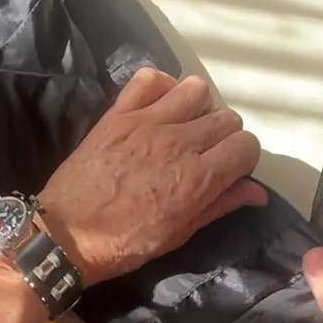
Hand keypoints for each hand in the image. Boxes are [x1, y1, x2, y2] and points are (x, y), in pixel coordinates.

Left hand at [39, 69, 268, 284]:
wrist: (65, 235)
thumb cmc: (125, 244)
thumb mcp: (179, 233)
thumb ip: (220, 205)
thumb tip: (257, 192)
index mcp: (198, 177)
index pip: (247, 145)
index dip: (243, 159)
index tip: (229, 172)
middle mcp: (179, 142)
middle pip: (227, 118)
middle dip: (225, 137)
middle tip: (205, 156)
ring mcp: (148, 122)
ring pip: (196, 90)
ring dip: (199, 108)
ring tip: (184, 129)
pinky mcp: (119, 113)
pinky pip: (150, 78)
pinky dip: (162, 87)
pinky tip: (159, 108)